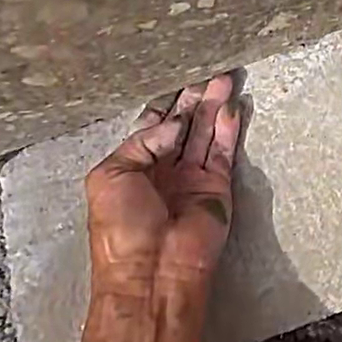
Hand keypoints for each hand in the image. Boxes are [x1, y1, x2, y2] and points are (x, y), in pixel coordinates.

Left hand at [83, 71, 244, 297]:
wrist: (153, 268)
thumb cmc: (121, 227)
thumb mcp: (109, 177)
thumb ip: (143, 142)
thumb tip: (178, 124)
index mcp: (133, 168)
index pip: (152, 127)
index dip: (165, 106)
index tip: (176, 81)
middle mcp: (164, 168)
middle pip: (184, 125)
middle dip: (195, 99)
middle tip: (208, 73)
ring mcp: (193, 176)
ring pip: (206, 132)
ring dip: (215, 106)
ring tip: (225, 79)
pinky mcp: (218, 184)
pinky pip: (224, 150)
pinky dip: (229, 127)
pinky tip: (232, 107)